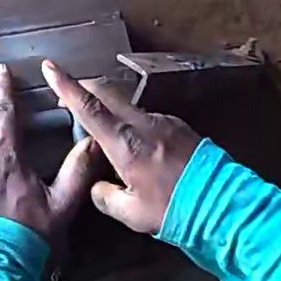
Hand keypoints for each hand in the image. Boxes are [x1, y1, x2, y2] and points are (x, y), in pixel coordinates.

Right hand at [40, 59, 200, 233]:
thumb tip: (97, 186)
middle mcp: (143, 124)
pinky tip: (140, 146)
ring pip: (127, 104)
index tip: (49, 66)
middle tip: (68, 97)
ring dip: (110, 108)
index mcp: (125, 144)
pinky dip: (134, 123)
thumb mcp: (132, 214)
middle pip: (106, 92)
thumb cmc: (176, 212)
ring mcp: (165, 122)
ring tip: (106, 132)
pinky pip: (148, 117)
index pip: (87, 107)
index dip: (65, 85)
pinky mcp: (182, 127)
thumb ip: (106, 197)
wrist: (231, 209)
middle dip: (83, 88)